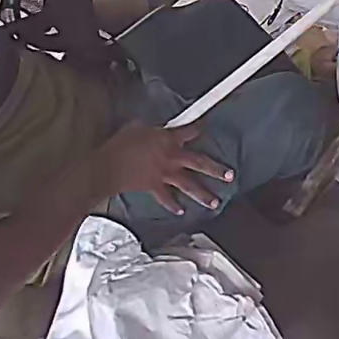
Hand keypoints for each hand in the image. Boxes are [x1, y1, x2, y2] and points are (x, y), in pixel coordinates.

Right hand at [93, 123, 232, 213]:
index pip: (190, 131)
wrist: (108, 166)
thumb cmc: (121, 144)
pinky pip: (167, 198)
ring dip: (203, 194)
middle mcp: (173, 157)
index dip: (198, 128)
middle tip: (230, 176)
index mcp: (169, 139)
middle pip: (200, 163)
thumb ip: (152, 129)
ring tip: (216, 201)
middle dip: (216, 170)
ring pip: (189, 185)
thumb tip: (155, 130)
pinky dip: (173, 205)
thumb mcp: (137, 127)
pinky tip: (181, 211)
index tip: (205, 127)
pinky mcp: (155, 187)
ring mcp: (166, 174)